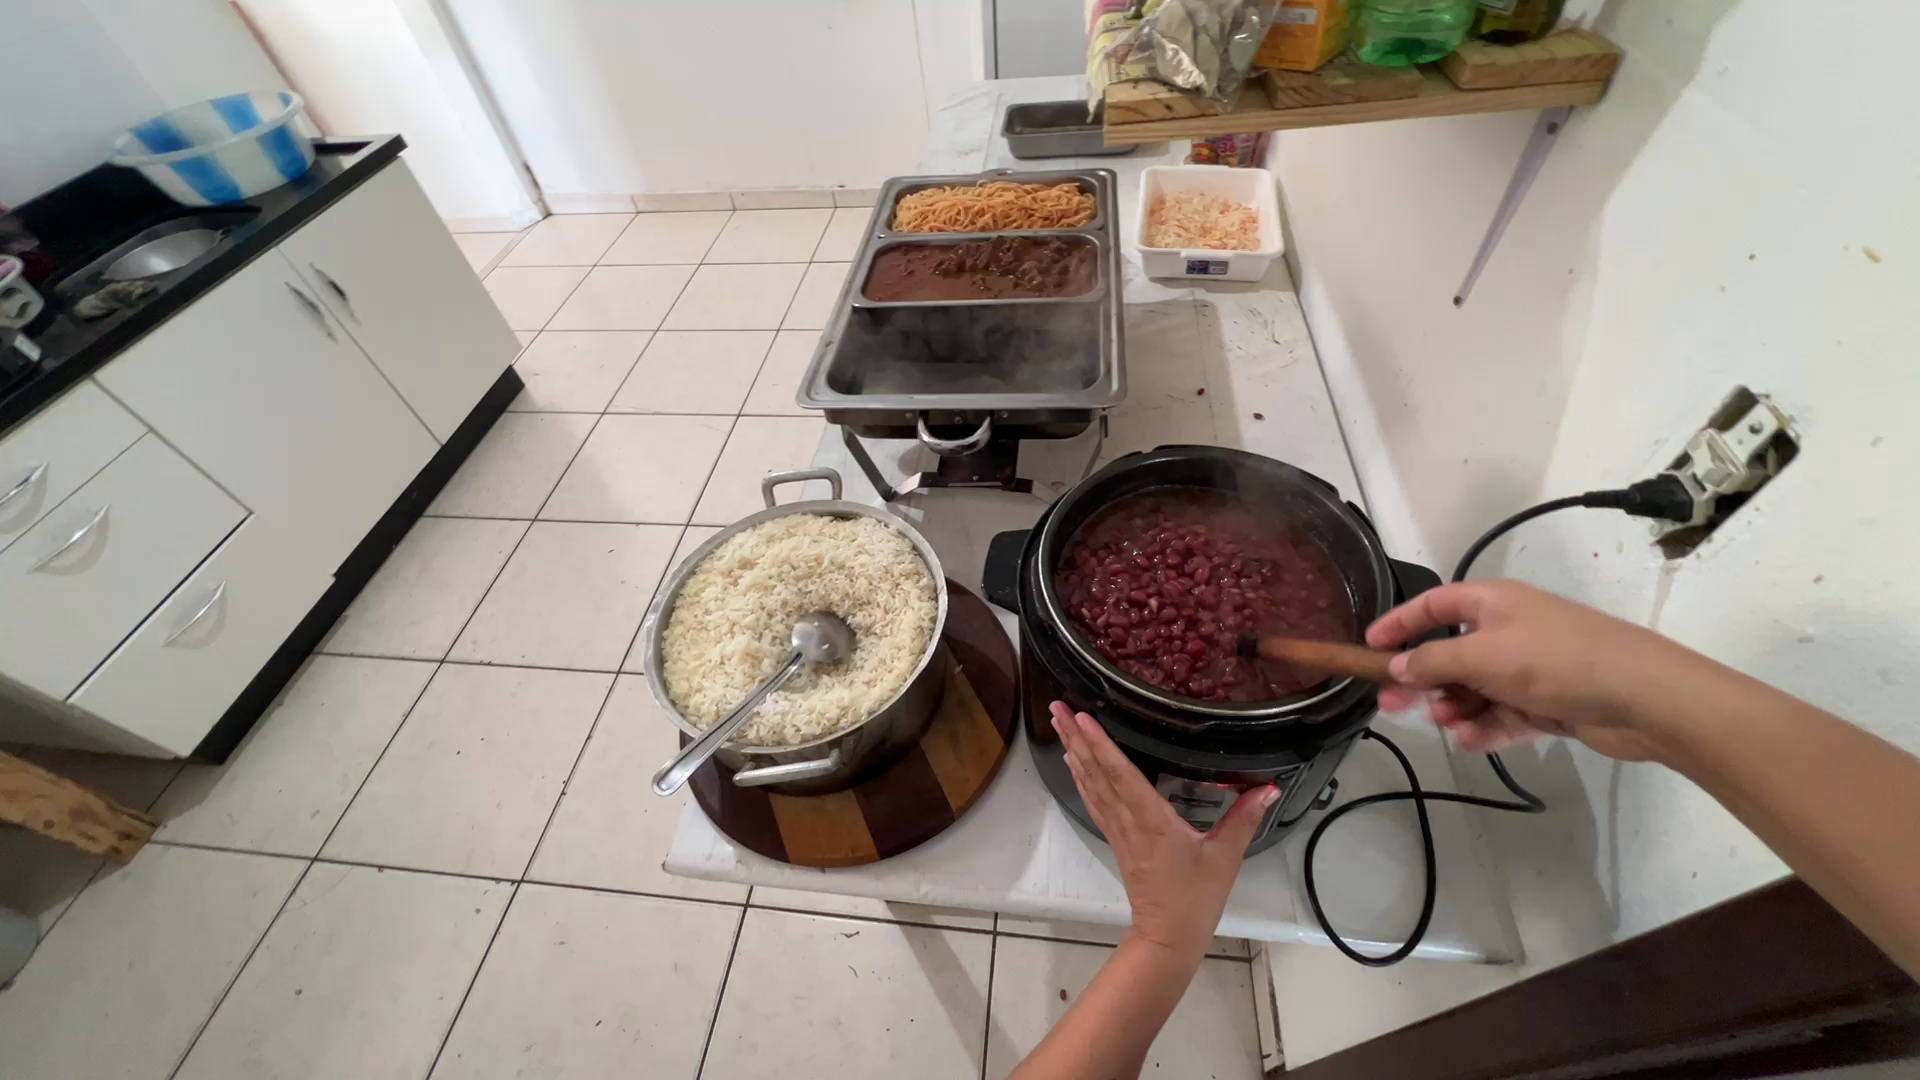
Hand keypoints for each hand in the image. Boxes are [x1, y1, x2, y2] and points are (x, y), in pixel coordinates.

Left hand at [1049, 701, 1278, 956]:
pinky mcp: (1114, 836)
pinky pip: (1093, 798)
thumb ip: (1244, 819)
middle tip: (1056, 706)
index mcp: (1150, 818)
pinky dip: (1081, 775)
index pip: (1119, 773)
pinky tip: (1073, 760)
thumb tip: (1268, 788)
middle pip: (1095, 771)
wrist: (1167, 935)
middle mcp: (1127, 818)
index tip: (1082, 717)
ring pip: (1089, 781)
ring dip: (1073, 749)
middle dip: (1074, 736)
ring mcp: (1116, 827)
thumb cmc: (1195, 897)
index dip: (1100, 743)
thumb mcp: (1225, 857)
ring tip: (1058, 721)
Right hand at [1366, 580, 1708, 762]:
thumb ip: (1430, 661)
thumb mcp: (1481, 656)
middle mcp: (1508, 630)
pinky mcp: (1548, 702)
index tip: (1369, 645)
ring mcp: (1529, 668)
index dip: (1399, 623)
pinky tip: (1472, 740)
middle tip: (1390, 704)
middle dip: (1421, 679)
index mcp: (1492, 603)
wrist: (1648, 700)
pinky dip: (1485, 726)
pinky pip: (1502, 713)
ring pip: (1473, 688)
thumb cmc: (1556, 660)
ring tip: (1447, 724)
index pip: (1432, 606)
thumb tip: (1395, 667)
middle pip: (1448, 653)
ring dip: (1455, 707)